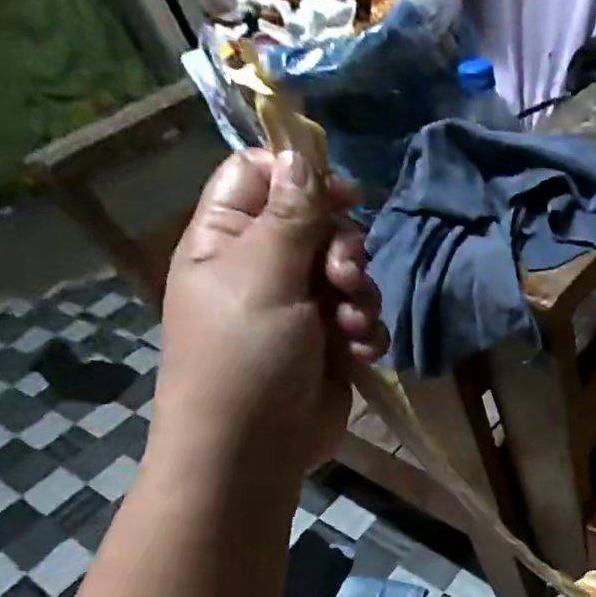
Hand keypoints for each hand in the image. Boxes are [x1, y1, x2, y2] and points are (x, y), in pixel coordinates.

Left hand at [153, 149, 388, 478]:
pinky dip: (368, 330)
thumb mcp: (263, 275)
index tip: (344, 194)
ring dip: (362, 295)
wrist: (257, 442)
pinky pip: (362, 317)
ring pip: (348, 274)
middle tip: (346, 276)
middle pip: (318, 226)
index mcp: (227, 238)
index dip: (302, 178)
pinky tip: (363, 350)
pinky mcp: (332, 343)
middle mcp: (264, 266)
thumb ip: (289, 216)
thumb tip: (301, 154)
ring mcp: (301, 307)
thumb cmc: (244, 353)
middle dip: (343, 249)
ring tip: (353, 323)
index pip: (261, 178)